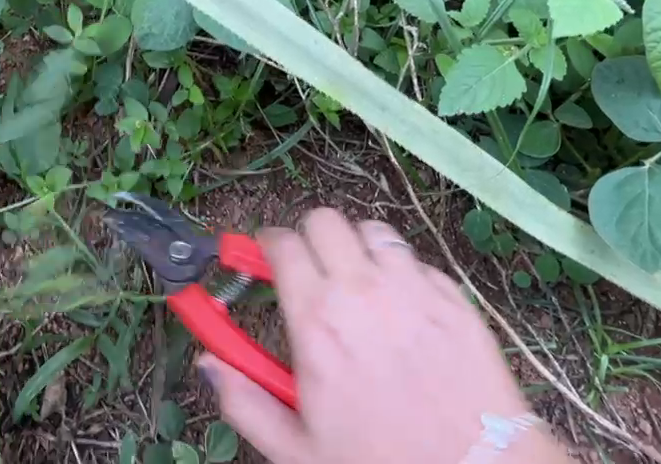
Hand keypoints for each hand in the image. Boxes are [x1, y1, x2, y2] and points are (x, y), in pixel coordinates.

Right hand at [198, 209, 566, 463]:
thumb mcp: (299, 450)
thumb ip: (246, 401)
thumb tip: (208, 363)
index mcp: (316, 320)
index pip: (280, 243)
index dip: (268, 244)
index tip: (268, 257)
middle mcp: (361, 291)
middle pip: (323, 220)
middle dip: (311, 238)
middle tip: (313, 269)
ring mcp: (411, 288)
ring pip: (372, 230)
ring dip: (358, 248)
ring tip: (360, 282)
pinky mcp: (453, 297)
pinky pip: (417, 260)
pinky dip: (403, 273)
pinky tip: (404, 307)